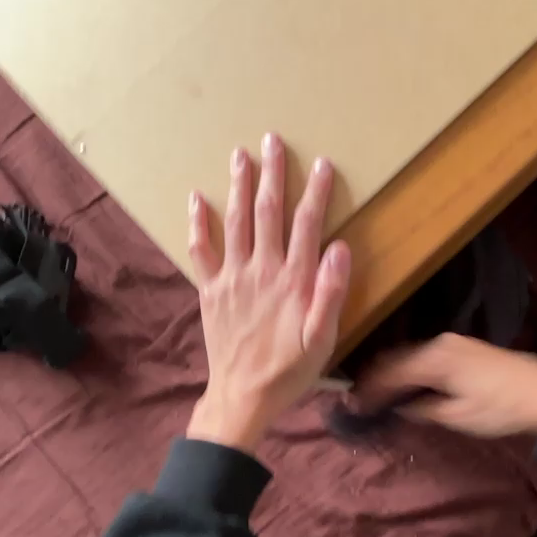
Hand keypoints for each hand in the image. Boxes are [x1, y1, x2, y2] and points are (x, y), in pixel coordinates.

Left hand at [186, 132, 350, 452]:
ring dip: (238, 186)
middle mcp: (261, 271)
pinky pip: (201, 251)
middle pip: (267, 213)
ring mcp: (232, 278)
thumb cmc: (290, 370)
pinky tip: (196, 199)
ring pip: (234, 222)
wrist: (243, 396)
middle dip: (272, 175)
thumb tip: (339, 247)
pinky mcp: (211, 291)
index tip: (322, 164)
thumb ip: (332, 292)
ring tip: (240, 155)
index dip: (316, 193)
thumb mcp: (323, 338)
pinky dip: (198, 224)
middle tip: (273, 141)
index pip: (307, 225)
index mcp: (293, 281)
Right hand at [352, 333, 536, 438]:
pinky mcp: (463, 347)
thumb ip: (423, 409)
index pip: (388, 371)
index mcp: (433, 359)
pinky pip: (424, 354)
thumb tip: (399, 407)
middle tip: (359, 400)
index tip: (352, 406)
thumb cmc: (501, 407)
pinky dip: (409, 369)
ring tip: (378, 394)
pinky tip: (407, 384)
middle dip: (375, 378)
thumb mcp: (457, 416)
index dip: (368, 389)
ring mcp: (452, 342)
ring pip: (409, 354)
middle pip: (394, 357)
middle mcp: (439, 343)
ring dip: (392, 373)